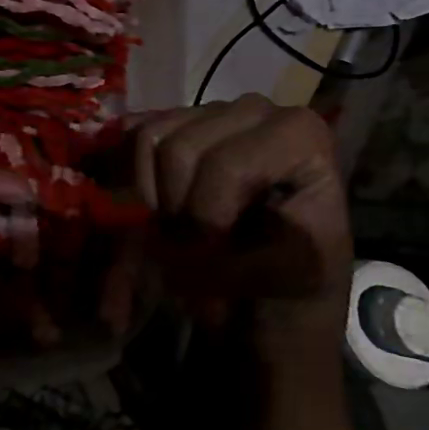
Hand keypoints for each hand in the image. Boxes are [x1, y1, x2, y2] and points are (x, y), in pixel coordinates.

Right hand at [129, 94, 358, 429]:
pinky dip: (127, 175)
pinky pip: (131, 137)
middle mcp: (257, 111)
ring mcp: (212, 116)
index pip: (229, 164)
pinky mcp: (175, 130)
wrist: (264, 317)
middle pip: (181, 147)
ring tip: (174, 235)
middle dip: (178, 212)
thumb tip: (177, 258)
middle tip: (188, 256)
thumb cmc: (287, 302)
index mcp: (301, 136)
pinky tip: (145, 209)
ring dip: (153, 200)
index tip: (209, 265)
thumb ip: (241, 260)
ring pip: (149, 139)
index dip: (207, 216)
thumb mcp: (286, 281)